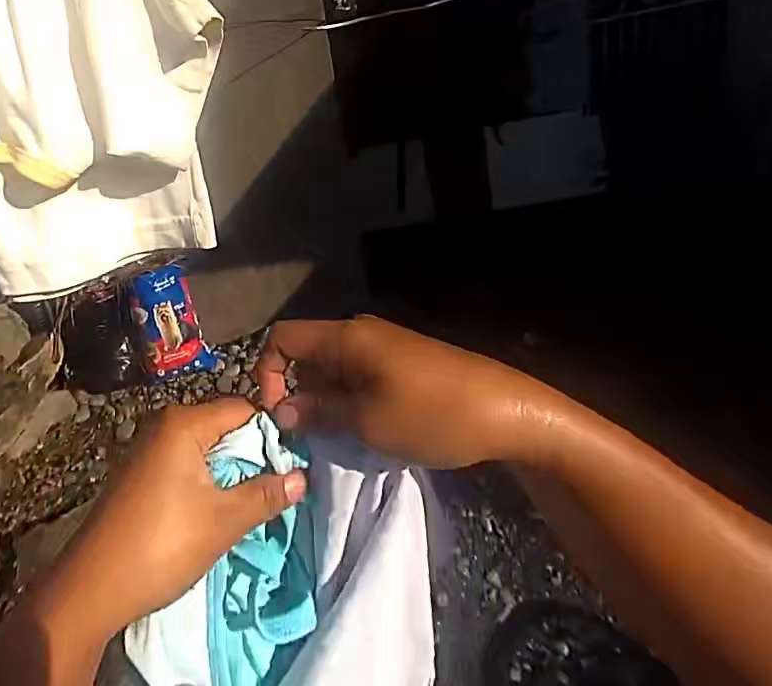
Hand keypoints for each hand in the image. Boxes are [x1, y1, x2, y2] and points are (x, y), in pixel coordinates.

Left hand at [18, 399, 306, 668]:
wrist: (90, 589)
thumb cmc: (161, 544)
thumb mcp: (222, 521)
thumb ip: (265, 494)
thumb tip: (304, 476)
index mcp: (184, 423)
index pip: (243, 409)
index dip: (272, 430)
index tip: (294, 457)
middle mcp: (165, 424)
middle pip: (224, 425)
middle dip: (253, 452)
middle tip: (280, 480)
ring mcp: (150, 447)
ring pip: (206, 446)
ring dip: (231, 468)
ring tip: (255, 495)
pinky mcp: (142, 471)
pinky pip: (187, 461)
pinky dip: (207, 477)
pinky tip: (218, 504)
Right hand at [254, 315, 572, 468]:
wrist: (505, 411)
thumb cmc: (431, 414)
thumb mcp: (368, 422)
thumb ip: (319, 411)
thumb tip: (281, 409)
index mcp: (347, 336)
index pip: (283, 337)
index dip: (267, 371)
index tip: (277, 415)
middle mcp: (360, 333)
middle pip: (306, 352)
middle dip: (295, 391)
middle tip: (302, 436)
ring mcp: (382, 346)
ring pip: (331, 367)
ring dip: (322, 400)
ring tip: (331, 438)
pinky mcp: (400, 363)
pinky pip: (356, 375)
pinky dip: (347, 399)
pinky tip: (360, 429)